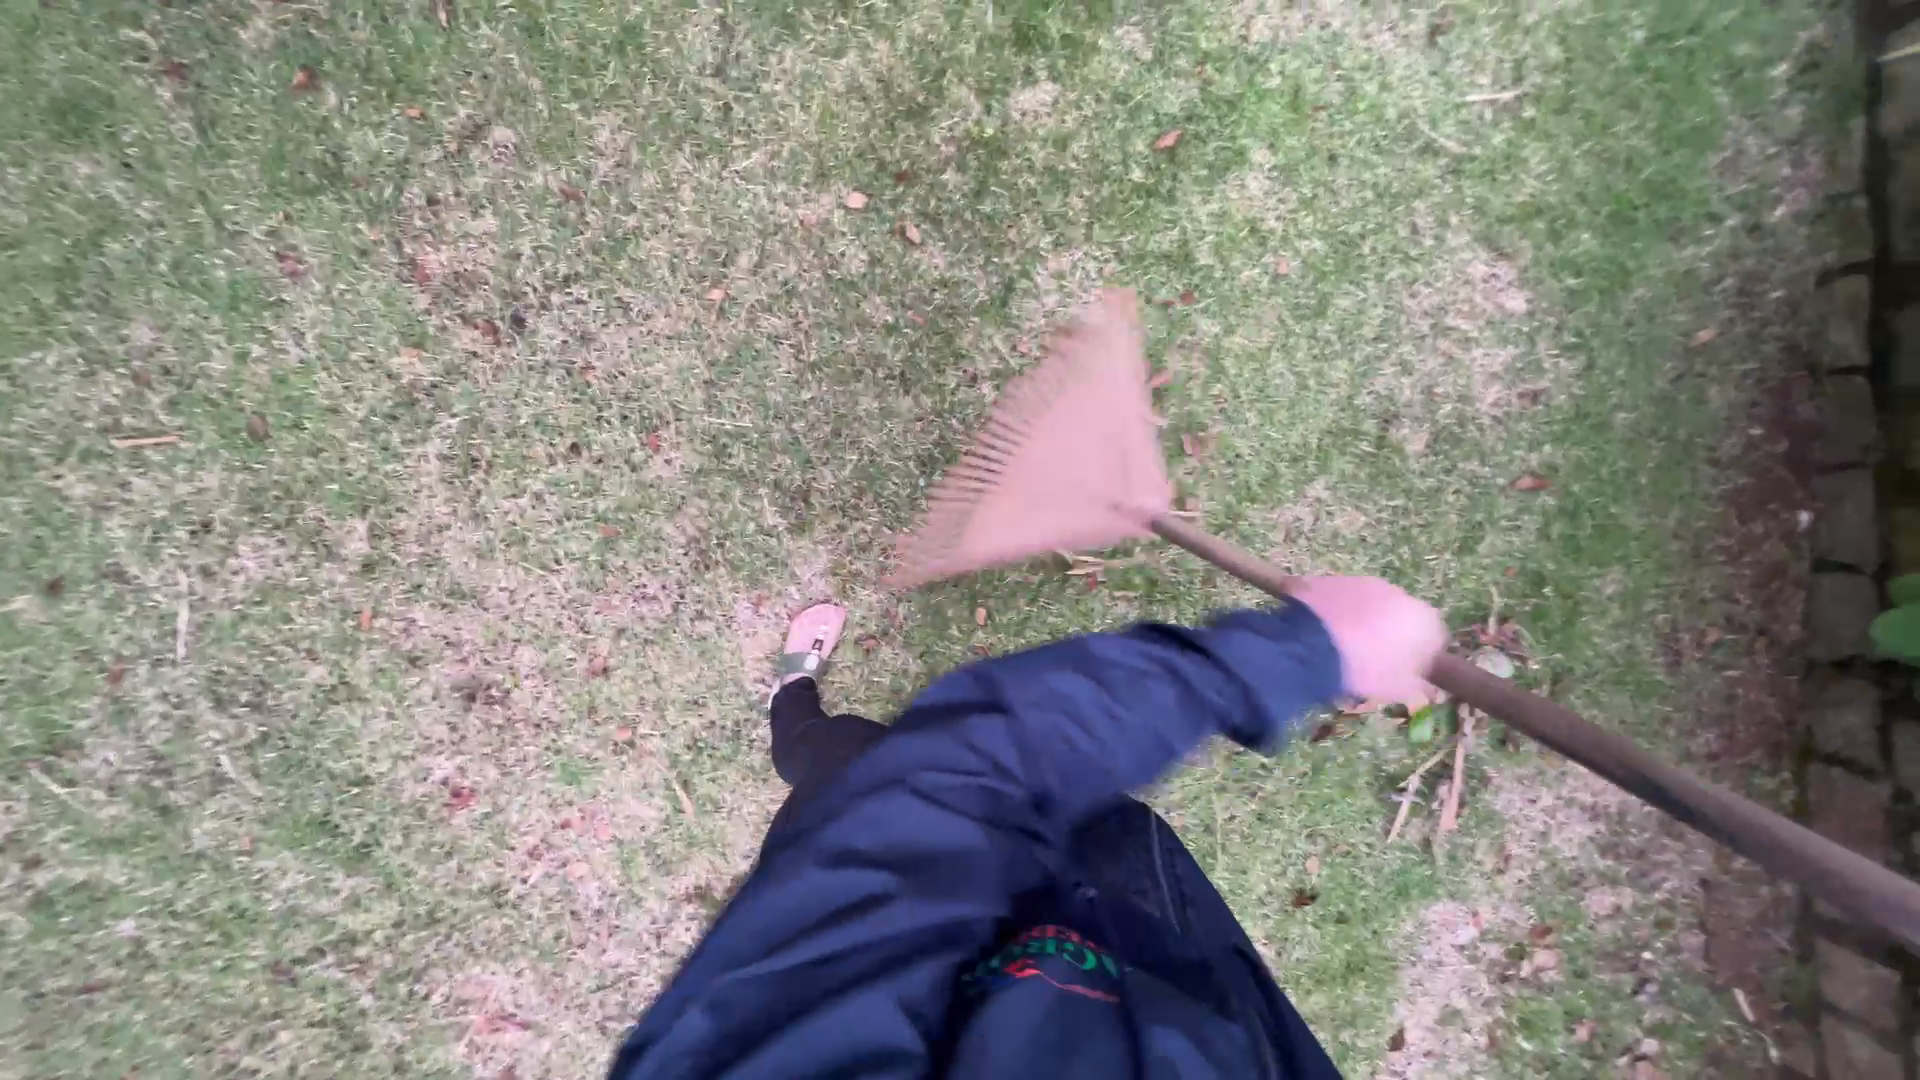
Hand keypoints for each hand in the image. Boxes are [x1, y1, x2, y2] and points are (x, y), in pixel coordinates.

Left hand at [1287, 576, 1446, 703]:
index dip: (1418, 656)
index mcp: (1426, 621)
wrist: (1310, 646)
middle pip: (1399, 616)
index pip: (1434, 639)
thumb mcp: (1400, 690)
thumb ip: (1419, 686)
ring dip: (1356, 618)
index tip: (1400, 670)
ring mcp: (1361, 582)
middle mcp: (1399, 593)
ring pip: (1365, 603)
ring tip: (1334, 643)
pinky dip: (1327, 608)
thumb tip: (1425, 686)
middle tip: (1364, 657)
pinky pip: (1333, 596)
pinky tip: (1310, 627)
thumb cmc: (1366, 671)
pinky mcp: (1329, 579)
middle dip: (1386, 632)